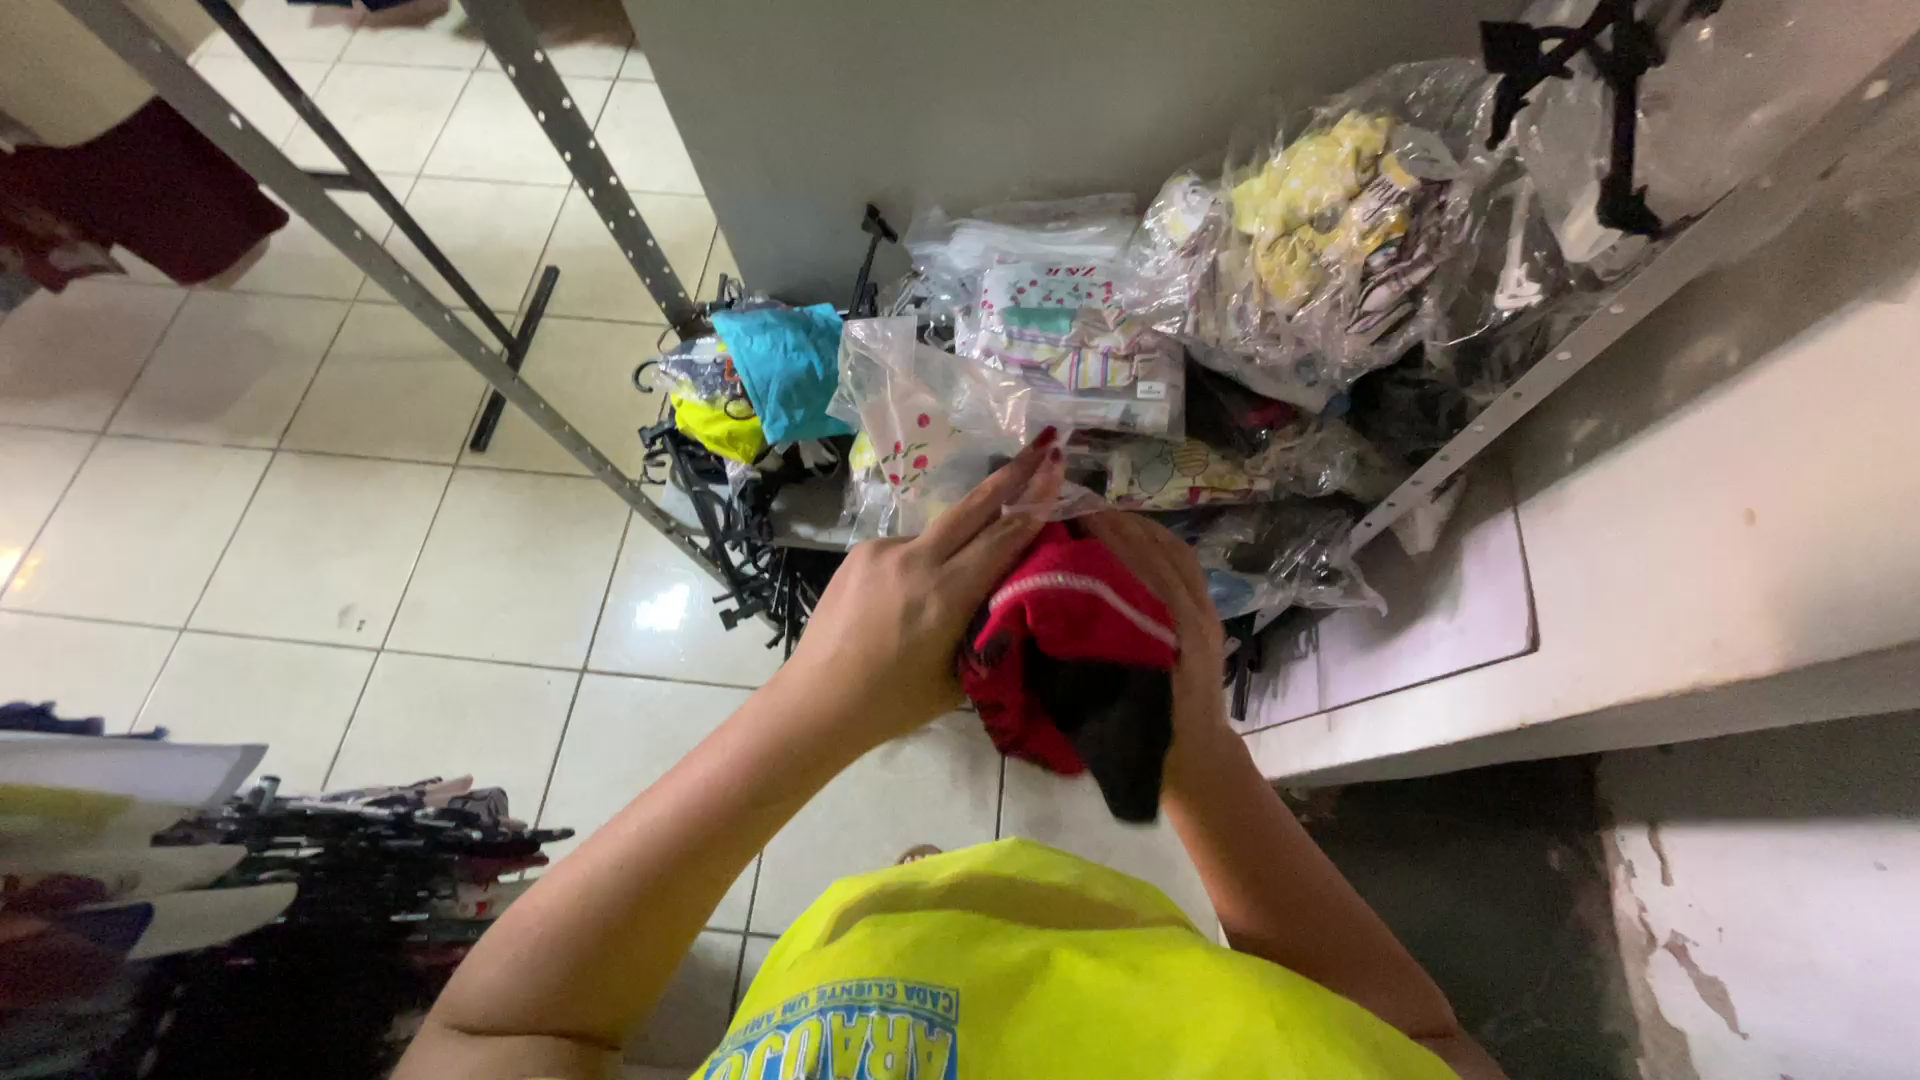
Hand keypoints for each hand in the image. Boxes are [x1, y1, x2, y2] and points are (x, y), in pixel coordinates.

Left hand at [776, 430, 1066, 748]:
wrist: (817, 701)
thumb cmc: (894, 704)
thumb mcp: (959, 676)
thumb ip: (986, 628)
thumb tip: (1009, 593)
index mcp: (944, 595)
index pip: (1003, 536)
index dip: (1036, 500)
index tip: (1057, 465)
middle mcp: (915, 560)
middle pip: (975, 505)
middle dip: (1013, 472)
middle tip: (1043, 443)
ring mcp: (882, 550)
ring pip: (941, 529)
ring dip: (966, 534)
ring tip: (961, 579)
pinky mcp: (861, 551)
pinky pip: (910, 546)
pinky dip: (927, 559)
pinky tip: (916, 592)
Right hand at [1079, 511, 1235, 794]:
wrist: (1189, 755)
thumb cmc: (1131, 732)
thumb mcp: (1088, 693)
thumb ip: (1068, 645)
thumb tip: (1034, 602)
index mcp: (1157, 628)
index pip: (1127, 559)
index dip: (1096, 530)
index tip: (1062, 512)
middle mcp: (1184, 610)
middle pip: (1148, 545)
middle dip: (1111, 520)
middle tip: (1072, 506)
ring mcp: (1202, 608)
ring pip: (1168, 548)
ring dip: (1133, 524)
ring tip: (1098, 514)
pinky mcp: (1208, 610)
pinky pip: (1185, 561)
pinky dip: (1158, 538)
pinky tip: (1135, 532)